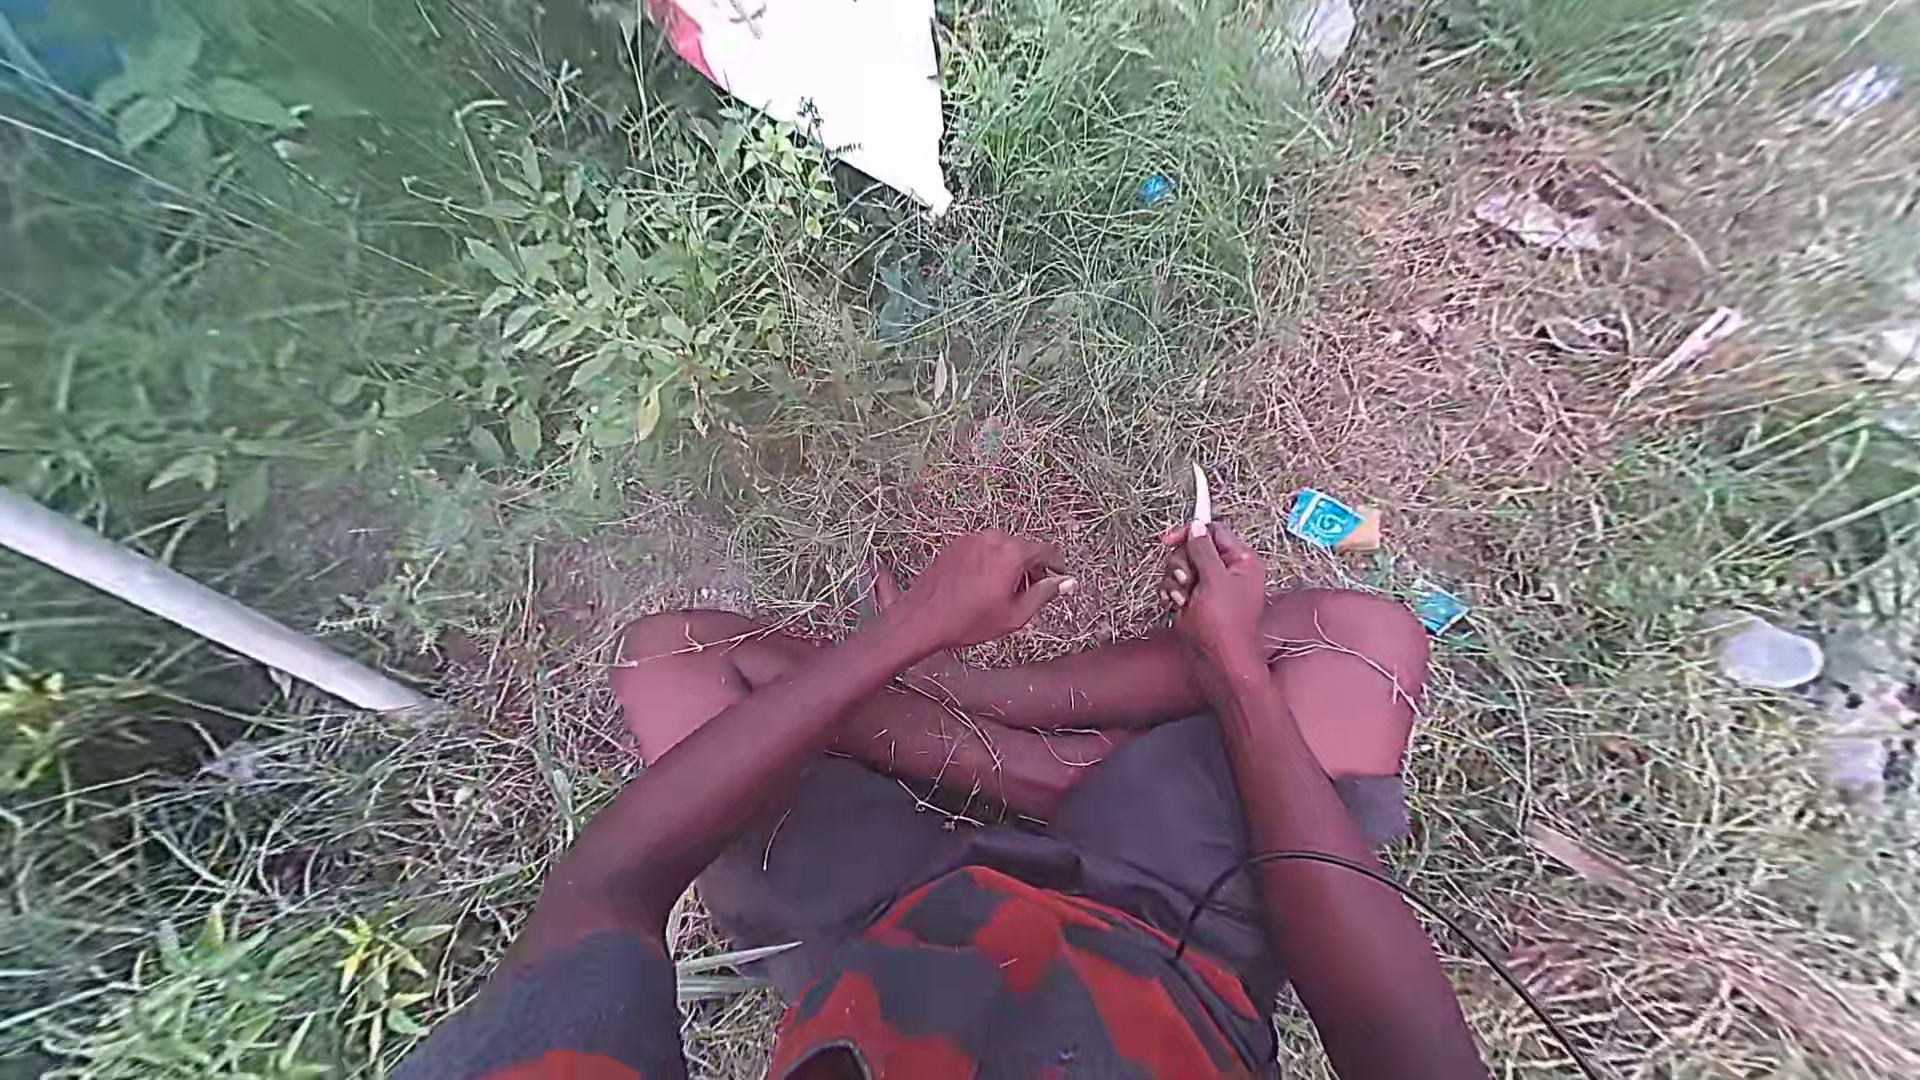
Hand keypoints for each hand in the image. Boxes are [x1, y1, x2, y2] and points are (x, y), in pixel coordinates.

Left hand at [884, 532, 1073, 652]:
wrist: (923, 618)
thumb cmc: (969, 621)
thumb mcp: (1015, 615)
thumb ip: (1045, 593)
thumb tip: (1067, 582)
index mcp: (1012, 553)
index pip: (1047, 551)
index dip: (1056, 566)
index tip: (1058, 579)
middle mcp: (993, 538)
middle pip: (1024, 548)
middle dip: (1031, 568)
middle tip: (1029, 594)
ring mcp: (972, 539)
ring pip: (1003, 548)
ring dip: (1010, 565)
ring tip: (1003, 594)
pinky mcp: (956, 544)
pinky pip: (983, 549)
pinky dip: (990, 562)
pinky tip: (983, 586)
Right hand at [1159, 521, 1266, 677]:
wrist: (1216, 660)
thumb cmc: (1224, 623)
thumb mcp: (1215, 580)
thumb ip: (1203, 549)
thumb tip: (1196, 526)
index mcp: (1240, 561)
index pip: (1212, 531)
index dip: (1191, 533)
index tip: (1169, 541)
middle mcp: (1224, 570)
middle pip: (1191, 547)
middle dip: (1181, 564)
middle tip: (1186, 582)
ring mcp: (1207, 584)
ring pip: (1178, 565)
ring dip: (1173, 580)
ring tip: (1182, 598)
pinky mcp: (1191, 597)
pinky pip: (1172, 583)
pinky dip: (1169, 592)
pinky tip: (1173, 604)